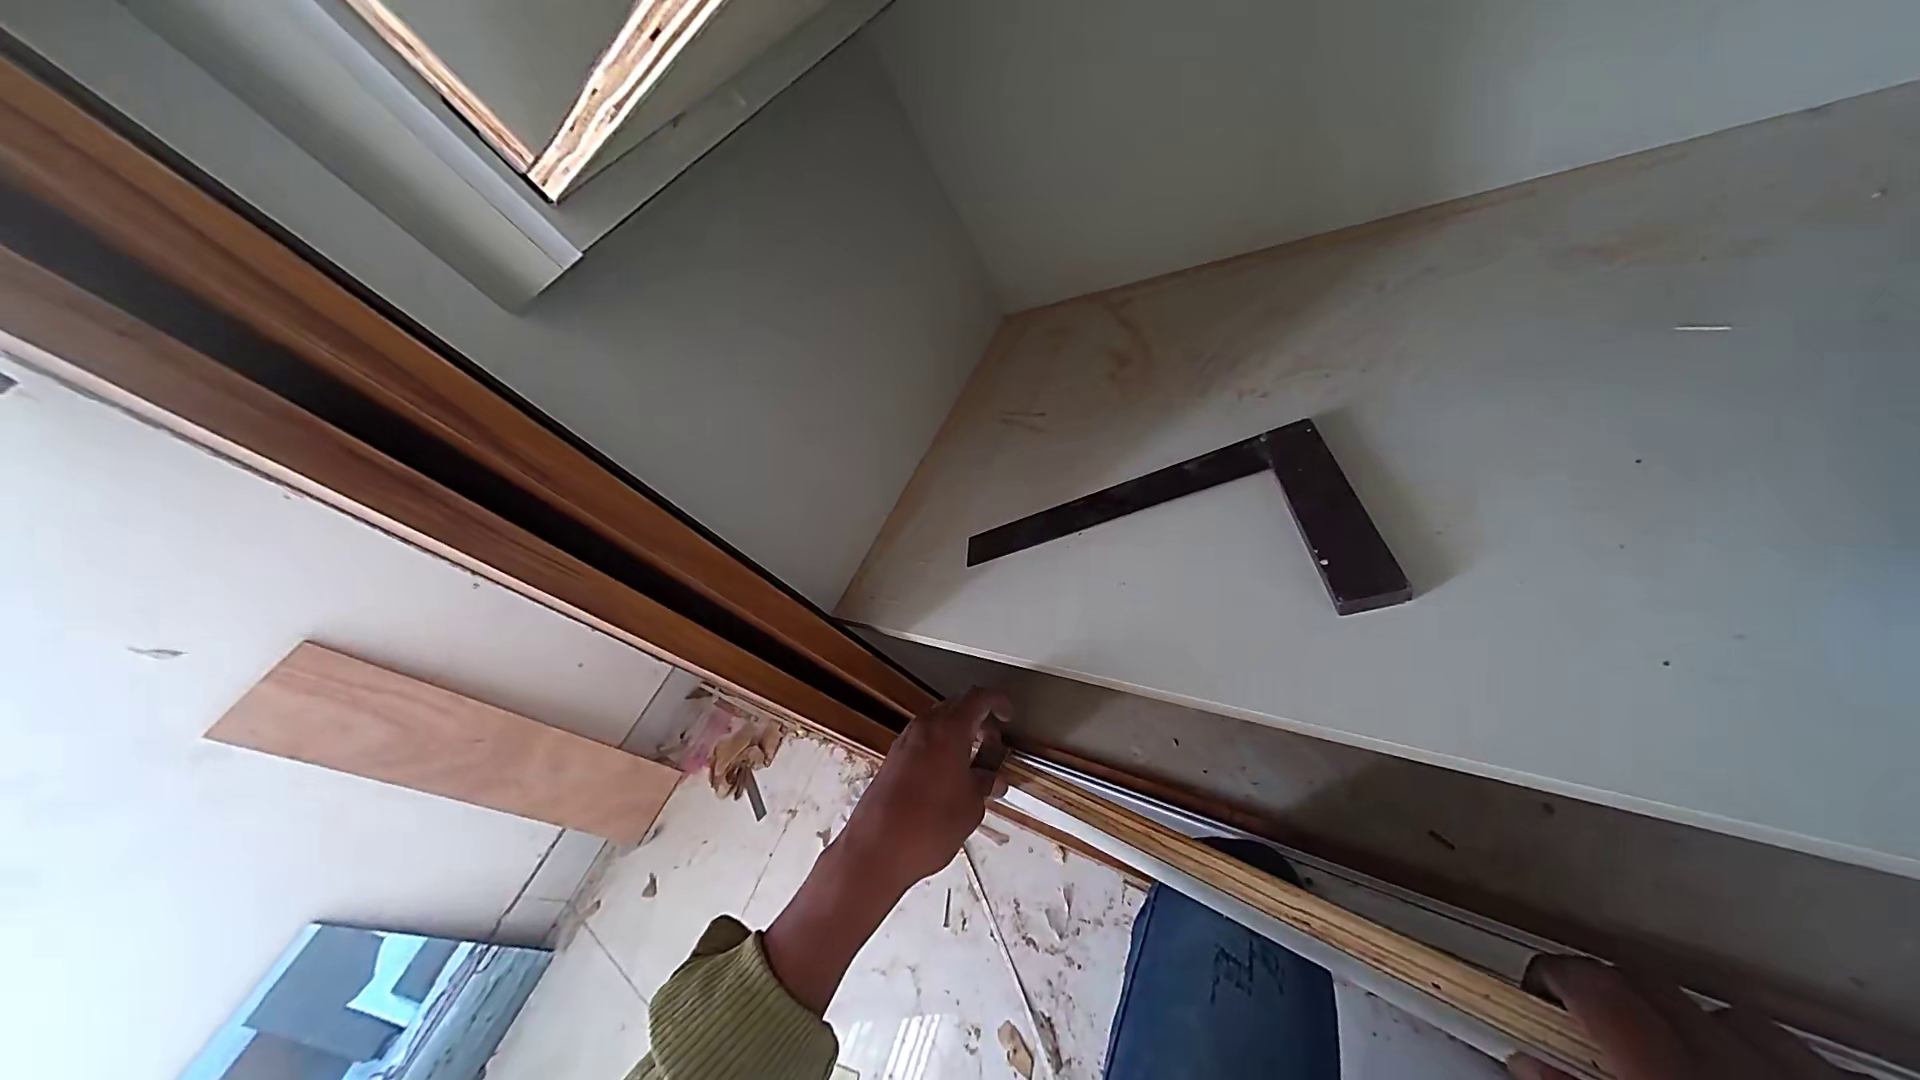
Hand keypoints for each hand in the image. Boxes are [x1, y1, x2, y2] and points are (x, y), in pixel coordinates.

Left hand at [837, 686, 1010, 890]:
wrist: (876, 849)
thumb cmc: (925, 826)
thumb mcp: (971, 805)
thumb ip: (985, 784)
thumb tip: (990, 780)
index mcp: (949, 730)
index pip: (979, 698)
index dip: (998, 701)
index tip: (1007, 715)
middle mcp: (924, 728)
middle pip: (958, 707)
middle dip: (980, 722)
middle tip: (993, 747)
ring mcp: (905, 742)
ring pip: (939, 724)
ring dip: (959, 736)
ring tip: (974, 767)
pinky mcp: (892, 760)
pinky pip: (923, 742)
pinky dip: (941, 748)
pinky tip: (950, 778)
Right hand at [1510, 957, 1853, 1079]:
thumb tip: (1525, 1060)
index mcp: (1668, 1068)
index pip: (1588, 982)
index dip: (1552, 974)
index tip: (1535, 987)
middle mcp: (1735, 1061)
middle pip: (1648, 983)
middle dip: (1611, 991)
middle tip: (1590, 1018)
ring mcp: (1802, 1073)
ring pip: (1728, 1013)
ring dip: (1691, 1022)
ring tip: (1678, 1053)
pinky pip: (1800, 1049)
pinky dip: (1763, 1052)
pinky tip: (1751, 1071)